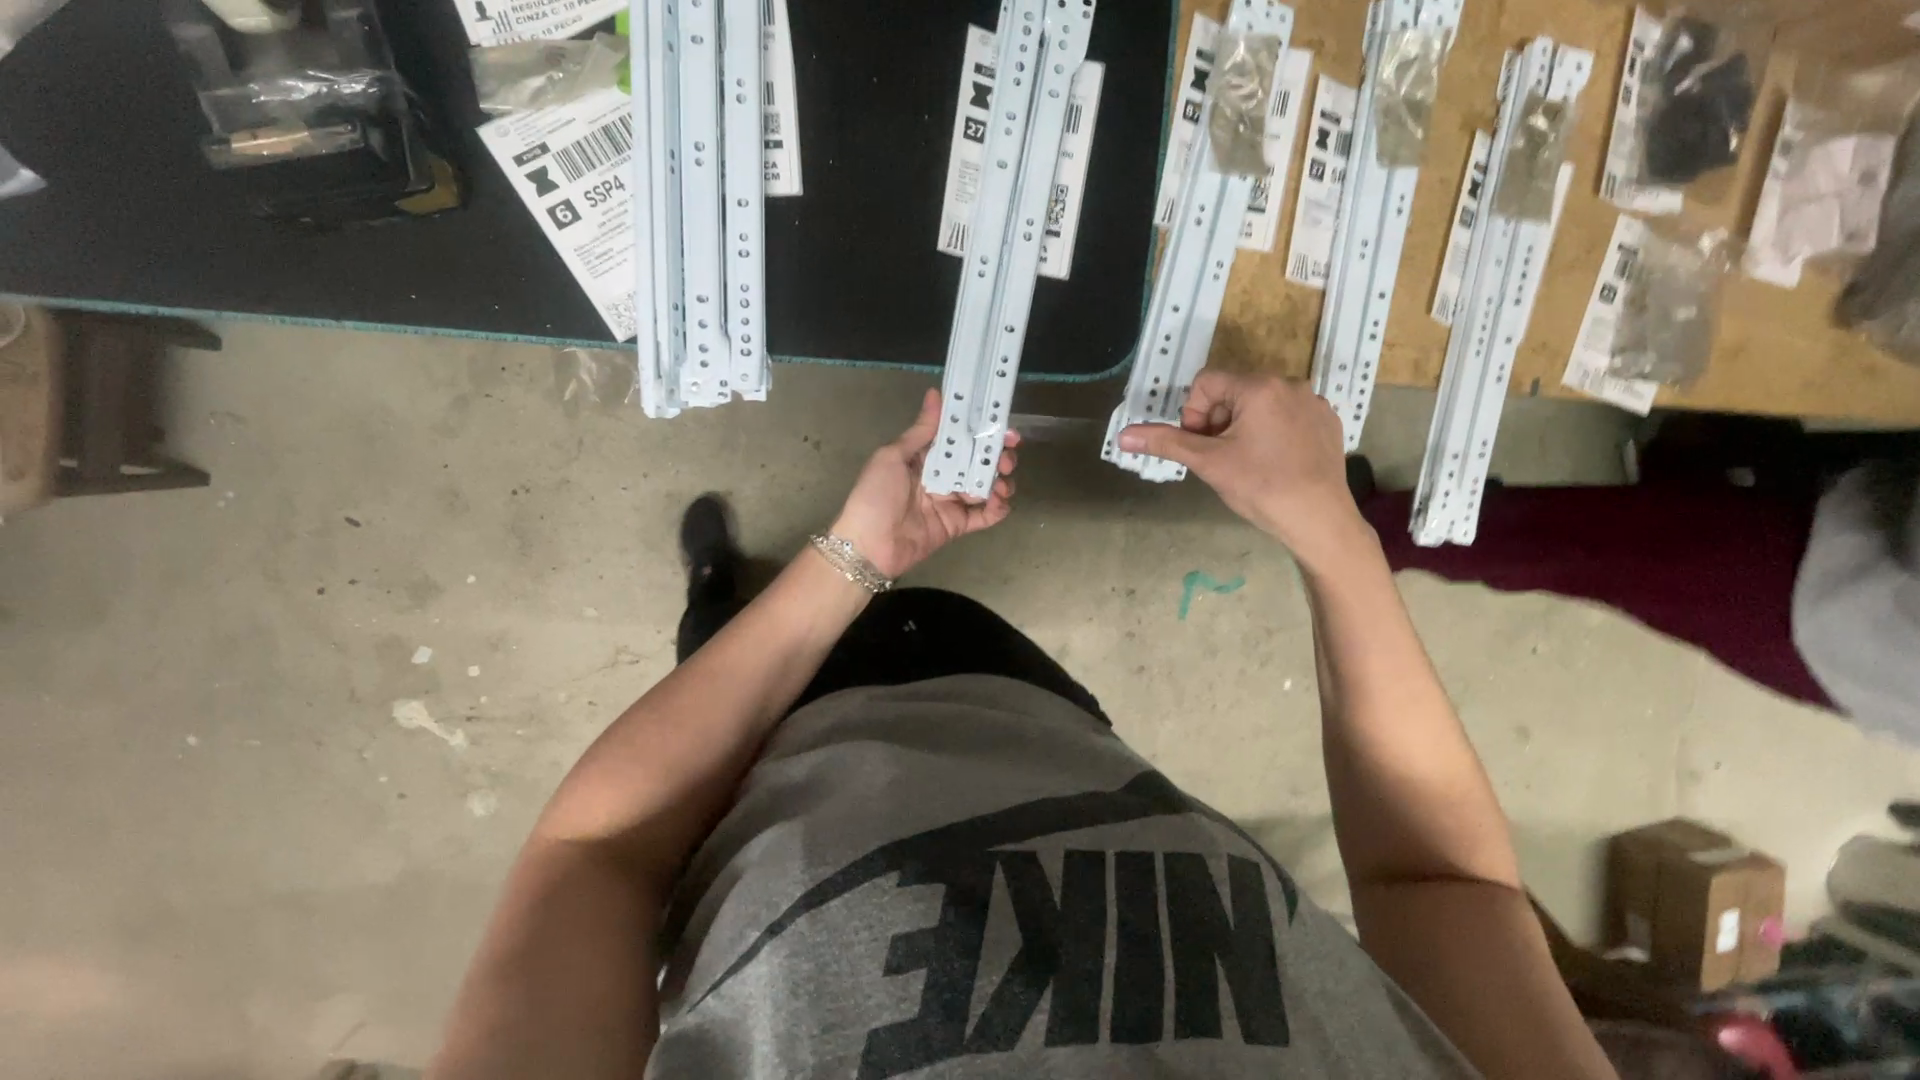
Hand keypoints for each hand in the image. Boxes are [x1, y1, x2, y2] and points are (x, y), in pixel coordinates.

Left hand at [830, 388, 1018, 578]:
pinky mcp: (956, 525)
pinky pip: (983, 516)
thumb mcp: (892, 457)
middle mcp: (941, 476)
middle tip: (1007, 459)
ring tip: (1002, 485)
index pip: (960, 439)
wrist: (869, 545)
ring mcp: (950, 502)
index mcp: (925, 457)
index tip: (1003, 427)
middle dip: (997, 458)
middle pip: (977, 462)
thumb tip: (935, 393)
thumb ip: (920, 431)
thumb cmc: (875, 496)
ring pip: (984, 487)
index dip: (982, 431)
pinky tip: (1000, 503)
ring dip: (1000, 482)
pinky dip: (997, 509)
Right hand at [1118, 371, 1370, 568]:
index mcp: (1259, 387)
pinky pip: (1287, 418)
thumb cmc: (1261, 487)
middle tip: (1221, 458)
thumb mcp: (1208, 463)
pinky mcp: (1327, 423)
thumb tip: (1124, 435)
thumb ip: (1166, 443)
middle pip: (1233, 392)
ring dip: (1243, 428)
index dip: (1193, 414)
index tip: (1202, 446)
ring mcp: (1314, 403)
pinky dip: (1272, 435)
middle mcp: (1290, 384)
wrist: (1319, 520)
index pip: (1206, 382)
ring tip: (1248, 463)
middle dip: (1218, 422)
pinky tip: (1275, 464)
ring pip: (1260, 406)